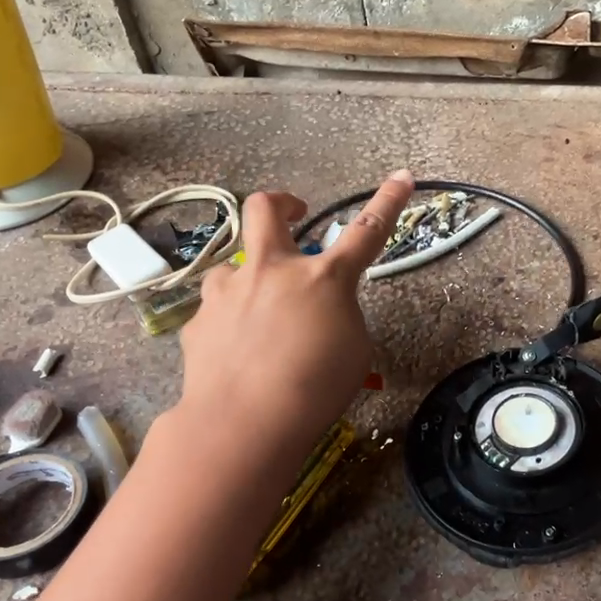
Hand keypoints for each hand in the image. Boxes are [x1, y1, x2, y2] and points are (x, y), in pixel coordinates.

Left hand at [172, 170, 414, 460]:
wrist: (243, 423)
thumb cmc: (315, 388)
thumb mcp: (353, 350)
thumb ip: (340, 316)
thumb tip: (319, 311)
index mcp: (323, 278)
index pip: (367, 230)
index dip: (388, 201)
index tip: (402, 177)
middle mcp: (272, 272)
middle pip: (266, 209)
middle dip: (282, 203)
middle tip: (293, 214)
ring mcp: (228, 292)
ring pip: (235, 265)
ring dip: (249, 279)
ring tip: (259, 313)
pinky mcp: (199, 321)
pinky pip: (218, 312)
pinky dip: (230, 325)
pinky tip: (237, 357)